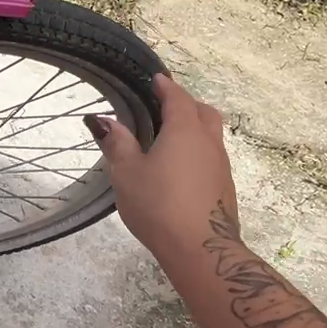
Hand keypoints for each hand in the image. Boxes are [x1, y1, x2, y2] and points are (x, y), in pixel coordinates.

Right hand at [86, 74, 237, 263]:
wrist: (200, 248)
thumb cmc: (157, 204)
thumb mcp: (126, 172)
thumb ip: (117, 143)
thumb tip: (103, 120)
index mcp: (185, 132)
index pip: (178, 98)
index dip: (166, 87)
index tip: (155, 79)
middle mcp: (208, 143)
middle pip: (203, 112)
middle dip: (185, 103)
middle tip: (163, 105)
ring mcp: (220, 165)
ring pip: (211, 133)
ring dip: (194, 125)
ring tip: (168, 134)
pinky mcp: (223, 186)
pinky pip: (210, 154)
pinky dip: (196, 148)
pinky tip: (178, 165)